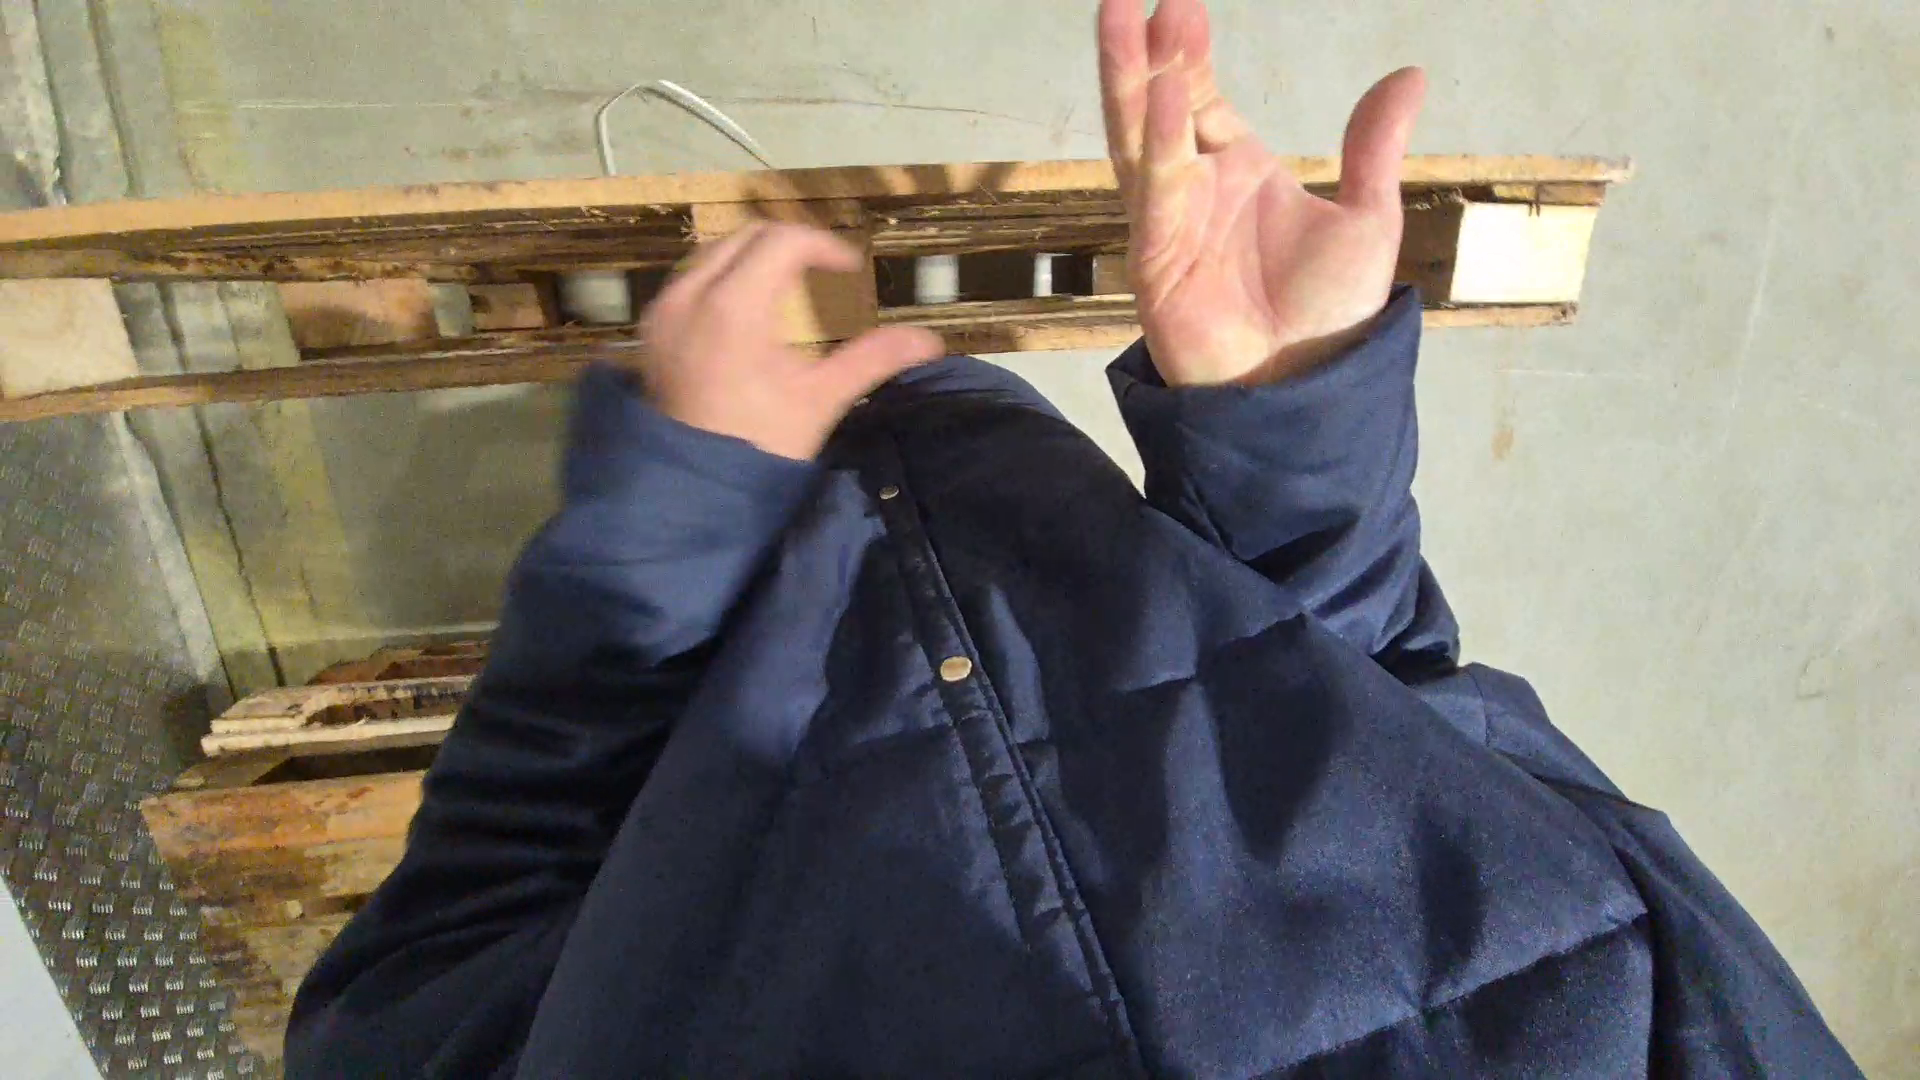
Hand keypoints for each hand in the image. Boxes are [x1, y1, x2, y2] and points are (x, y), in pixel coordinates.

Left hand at [634, 223, 942, 459]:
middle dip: (790, 245)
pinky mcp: (653, 329)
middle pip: (746, 235)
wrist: (694, 489)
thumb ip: (872, 360)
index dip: (824, 246)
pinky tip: (747, 312)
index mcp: (735, 307)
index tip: (851, 270)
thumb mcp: (822, 401)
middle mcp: (690, 294)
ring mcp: (664, 310)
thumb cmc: (761, 445)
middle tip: (823, 271)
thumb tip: (929, 341)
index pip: (783, 241)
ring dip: (756, 258)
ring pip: (714, 252)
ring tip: (790, 286)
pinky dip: (725, 278)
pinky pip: (691, 278)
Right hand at [1098, 0, 1426, 385]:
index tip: (1181, 1)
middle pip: (1156, 111)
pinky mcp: (1155, 262)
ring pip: (1138, 142)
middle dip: (1142, 53)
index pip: (1200, 101)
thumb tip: (1407, 76)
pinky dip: (1160, 142)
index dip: (1187, 54)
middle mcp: (1195, 193)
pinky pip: (1156, 193)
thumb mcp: (1366, 219)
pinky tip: (1165, 91)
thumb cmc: (1328, 313)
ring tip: (1117, 13)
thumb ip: (1373, 150)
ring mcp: (1169, 226)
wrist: (1300, 384)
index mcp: (1239, 175)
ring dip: (1126, 82)